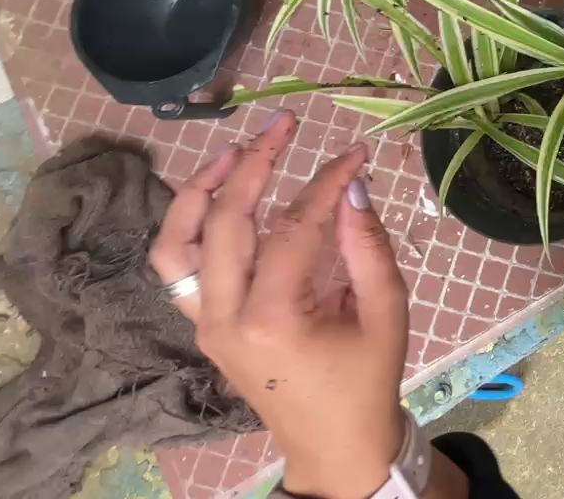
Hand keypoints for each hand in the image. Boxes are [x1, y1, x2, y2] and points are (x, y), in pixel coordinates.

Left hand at [149, 110, 408, 498]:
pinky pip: (180, 268)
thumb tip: (354, 185)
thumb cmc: (368, 374)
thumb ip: (368, 244)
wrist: (332, 440)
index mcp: (273, 315)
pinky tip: (221, 196)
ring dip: (200, 191)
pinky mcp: (205, 324)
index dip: (328, 179)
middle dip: (255, 163)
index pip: (296, 225)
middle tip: (287, 124)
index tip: (359, 149)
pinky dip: (192, 224)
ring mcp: (204, 323)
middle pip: (225, 221)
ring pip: (177, 245)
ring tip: (234, 150)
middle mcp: (223, 316)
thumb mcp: (386, 306)